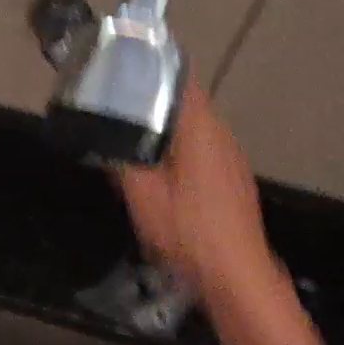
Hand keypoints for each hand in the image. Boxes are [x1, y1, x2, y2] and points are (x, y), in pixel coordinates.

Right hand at [117, 82, 270, 291]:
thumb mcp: (143, 198)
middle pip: (187, 105)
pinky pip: (204, 153)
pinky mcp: (234, 181)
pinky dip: (180, 154)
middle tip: (116, 109)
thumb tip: (107, 136)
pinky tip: (161, 175)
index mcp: (200, 129)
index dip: (151, 70)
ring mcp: (233, 159)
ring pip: (195, 131)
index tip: (121, 70)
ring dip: (167, 132)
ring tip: (132, 142)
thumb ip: (124, 161)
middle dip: (153, 104)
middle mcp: (222, 135)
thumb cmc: (188, 232)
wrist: (236, 274)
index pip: (180, 79)